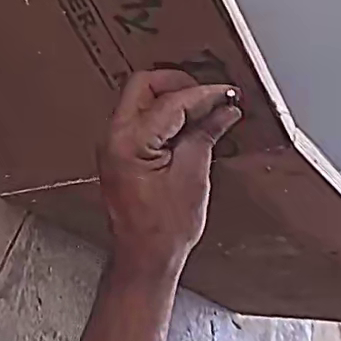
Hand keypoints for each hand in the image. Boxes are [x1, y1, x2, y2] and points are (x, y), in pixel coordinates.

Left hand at [98, 71, 241, 277]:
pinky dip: (163, 115)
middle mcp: (113, 138)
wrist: (143, 257)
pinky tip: (188, 125)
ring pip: (139, 99)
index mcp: (128, 142)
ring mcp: (112, 145)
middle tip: (210, 95)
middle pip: (143, 86)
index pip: (170, 101)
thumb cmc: (163, 229)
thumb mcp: (192, 176)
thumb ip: (204, 135)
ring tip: (204, 109)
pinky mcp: (118, 154)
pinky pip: (139, 119)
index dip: (204, 94)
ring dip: (171, 97)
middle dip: (178, 83)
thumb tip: (222, 110)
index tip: (227, 94)